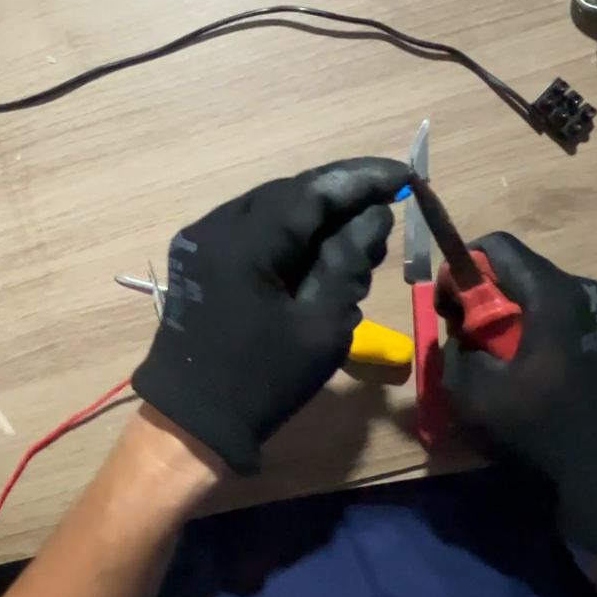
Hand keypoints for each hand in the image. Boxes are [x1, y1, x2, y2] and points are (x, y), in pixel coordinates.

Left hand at [131, 157, 409, 474]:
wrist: (192, 421)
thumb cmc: (263, 381)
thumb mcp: (321, 325)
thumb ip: (348, 261)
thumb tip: (372, 214)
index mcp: (242, 243)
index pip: (311, 191)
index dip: (361, 179)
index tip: (404, 175)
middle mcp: (214, 228)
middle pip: (288, 195)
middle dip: (338, 202)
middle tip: (383, 222)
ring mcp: (199, 242)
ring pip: (269, 211)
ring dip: (313, 222)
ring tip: (354, 249)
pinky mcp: (197, 259)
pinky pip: (250, 232)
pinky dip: (286, 239)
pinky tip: (314, 261)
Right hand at [440, 232, 596, 558]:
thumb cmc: (538, 424)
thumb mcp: (471, 391)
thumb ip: (453, 348)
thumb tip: (458, 333)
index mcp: (548, 293)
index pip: (494, 246)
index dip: (460, 267)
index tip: (448, 307)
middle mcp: (577, 288)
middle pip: (512, 267)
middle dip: (478, 295)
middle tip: (463, 336)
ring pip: (530, 290)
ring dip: (501, 314)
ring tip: (490, 357)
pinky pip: (550, 310)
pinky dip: (526, 326)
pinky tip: (520, 366)